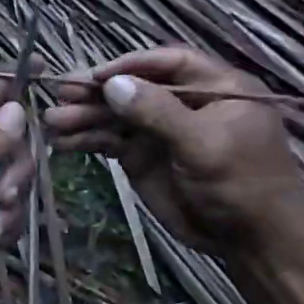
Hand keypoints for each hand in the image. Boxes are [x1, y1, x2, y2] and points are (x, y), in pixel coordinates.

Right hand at [44, 47, 303, 255]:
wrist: (252, 240)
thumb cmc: (242, 184)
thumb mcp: (204, 144)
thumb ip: (158, 113)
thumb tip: (113, 85)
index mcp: (214, 87)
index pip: (167, 63)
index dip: (130, 66)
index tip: (96, 77)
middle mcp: (183, 103)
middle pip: (134, 88)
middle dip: (97, 93)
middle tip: (60, 96)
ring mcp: (160, 131)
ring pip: (117, 116)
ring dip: (85, 118)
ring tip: (51, 123)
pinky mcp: (143, 158)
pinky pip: (111, 142)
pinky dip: (87, 140)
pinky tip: (62, 141)